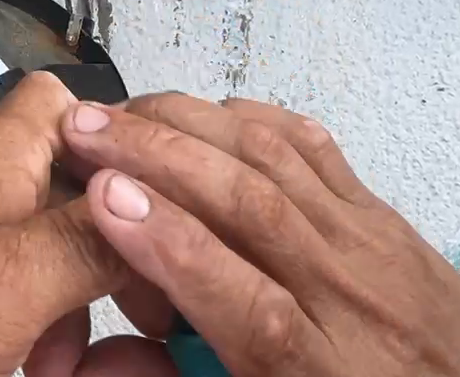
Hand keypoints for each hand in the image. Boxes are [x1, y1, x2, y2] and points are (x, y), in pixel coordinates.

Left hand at [0, 71, 127, 376]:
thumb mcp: (7, 282)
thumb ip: (81, 236)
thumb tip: (145, 192)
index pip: (62, 101)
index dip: (112, 143)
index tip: (149, 213)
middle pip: (61, 177)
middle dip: (99, 242)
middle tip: (122, 315)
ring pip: (35, 232)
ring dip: (65, 290)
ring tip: (58, 359)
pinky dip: (25, 308)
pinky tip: (23, 356)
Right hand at [55, 94, 459, 376]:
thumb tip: (83, 356)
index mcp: (324, 375)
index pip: (249, 304)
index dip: (170, 244)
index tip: (100, 195)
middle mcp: (354, 300)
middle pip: (253, 206)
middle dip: (155, 154)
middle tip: (80, 125)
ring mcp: (371, 241)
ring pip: (274, 156)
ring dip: (184, 119)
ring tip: (119, 109)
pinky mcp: (379, 205)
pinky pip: (308, 140)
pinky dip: (242, 113)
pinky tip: (195, 110)